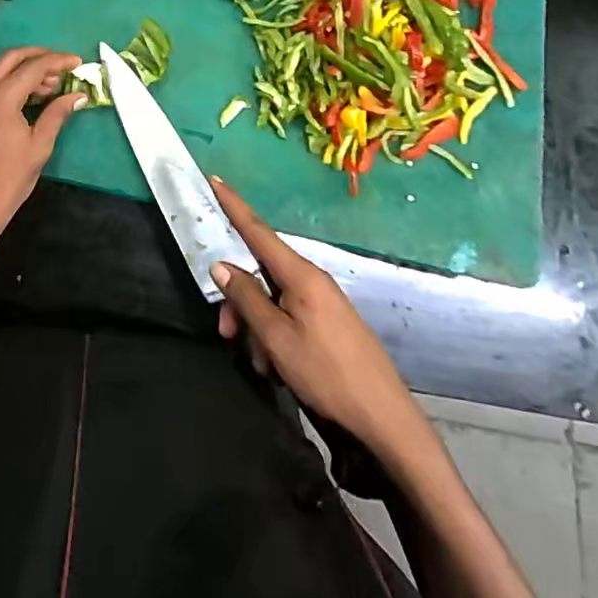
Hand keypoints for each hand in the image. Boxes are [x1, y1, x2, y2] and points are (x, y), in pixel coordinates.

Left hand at [0, 46, 85, 236]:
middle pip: (12, 58)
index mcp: (1, 100)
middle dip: (40, 56)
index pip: (33, 68)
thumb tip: (78, 95)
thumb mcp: (40, 145)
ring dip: (27, 69)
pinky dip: (15, 81)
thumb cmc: (10, 179)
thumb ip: (57, 114)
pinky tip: (34, 96)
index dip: (58, 62)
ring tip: (54, 85)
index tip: (78, 62)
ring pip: (2, 70)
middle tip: (64, 66)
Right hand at [209, 177, 423, 455]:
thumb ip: (246, 298)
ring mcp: (320, 301)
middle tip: (226, 333)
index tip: (215, 180)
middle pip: (259, 272)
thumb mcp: (276, 338)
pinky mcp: (326, 321)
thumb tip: (222, 265)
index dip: (234, 205)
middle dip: (237, 299)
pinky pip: (286, 315)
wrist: (382, 417)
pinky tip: (274, 366)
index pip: (258, 230)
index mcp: (300, 274)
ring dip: (254, 325)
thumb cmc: (326, 372)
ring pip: (270, 298)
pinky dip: (272, 335)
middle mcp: (310, 279)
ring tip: (259, 362)